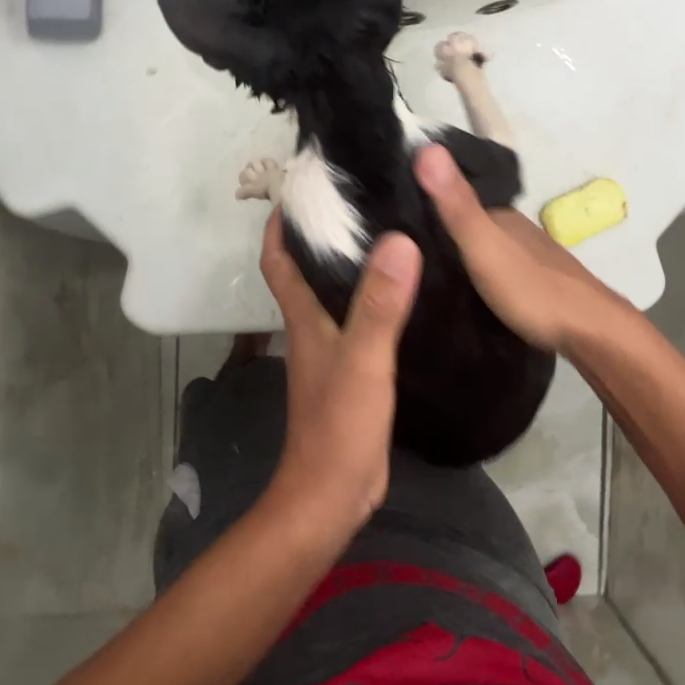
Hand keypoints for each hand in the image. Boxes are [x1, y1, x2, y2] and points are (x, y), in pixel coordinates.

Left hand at [260, 210, 421, 529]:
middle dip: (322, 236)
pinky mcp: (353, 376)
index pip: (278, 260)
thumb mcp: (363, 360)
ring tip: (390, 237)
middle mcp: (311, 330)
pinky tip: (406, 298)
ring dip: (350, 268)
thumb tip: (397, 240)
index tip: (300, 188)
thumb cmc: (339, 426)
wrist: (332, 495)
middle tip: (361, 202)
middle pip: (306, 271)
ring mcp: (331, 354)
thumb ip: (380, 305)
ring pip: (334, 298)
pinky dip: (374, 304)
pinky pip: (359, 325)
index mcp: (303, 319)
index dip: (280, 224)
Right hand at [414, 145, 627, 353]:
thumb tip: (427, 146)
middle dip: (436, 234)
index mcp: (500, 217)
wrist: (590, 331)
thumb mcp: (483, 245)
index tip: (386, 222)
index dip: (420, 207)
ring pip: (481, 252)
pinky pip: (493, 275)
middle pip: (466, 226)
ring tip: (419, 276)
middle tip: (397, 255)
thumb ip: (456, 204)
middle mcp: (515, 231)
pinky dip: (474, 278)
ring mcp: (528, 260)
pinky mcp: (534, 288)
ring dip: (455, 258)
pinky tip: (460, 294)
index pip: (450, 202)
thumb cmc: (532, 288)